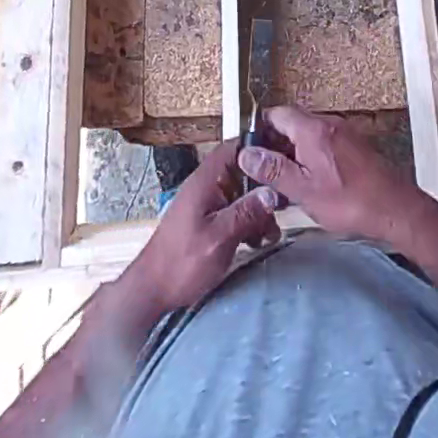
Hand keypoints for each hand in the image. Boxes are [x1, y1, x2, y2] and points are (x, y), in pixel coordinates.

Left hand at [121, 139, 281, 314]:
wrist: (154, 288)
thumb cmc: (183, 262)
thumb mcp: (218, 237)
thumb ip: (245, 212)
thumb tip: (272, 191)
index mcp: (205, 181)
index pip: (234, 148)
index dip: (259, 149)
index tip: (283, 162)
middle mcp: (207, 186)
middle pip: (243, 172)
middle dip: (264, 189)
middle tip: (283, 209)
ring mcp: (208, 203)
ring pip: (242, 194)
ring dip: (259, 210)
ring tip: (268, 234)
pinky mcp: (210, 221)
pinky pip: (236, 211)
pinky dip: (249, 222)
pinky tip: (257, 242)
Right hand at [238, 105, 437, 250]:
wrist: (399, 212)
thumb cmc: (355, 202)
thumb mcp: (303, 191)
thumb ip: (273, 170)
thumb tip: (247, 155)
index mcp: (313, 130)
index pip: (276, 113)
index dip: (259, 128)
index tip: (250, 147)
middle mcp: (330, 125)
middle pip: (291, 123)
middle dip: (274, 143)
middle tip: (264, 168)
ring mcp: (345, 134)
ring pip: (307, 134)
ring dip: (293, 152)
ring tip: (285, 180)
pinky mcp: (356, 148)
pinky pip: (324, 143)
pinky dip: (311, 157)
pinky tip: (309, 182)